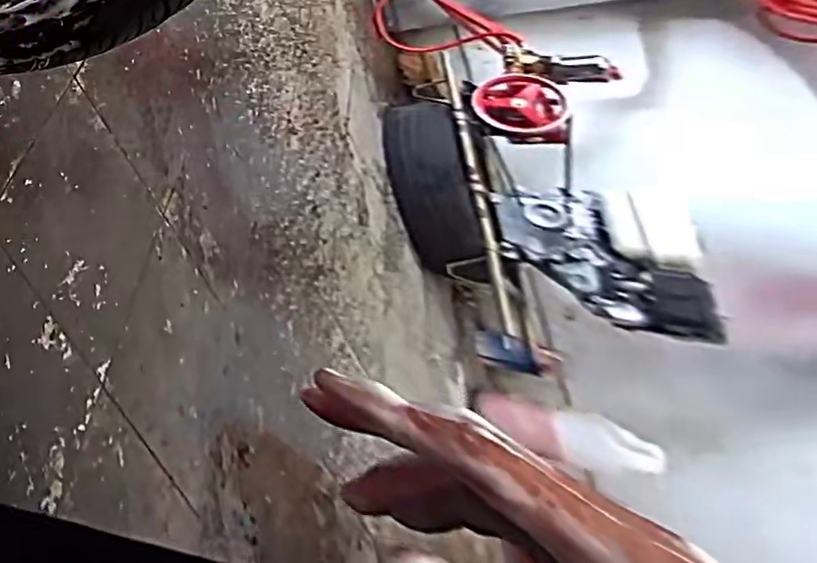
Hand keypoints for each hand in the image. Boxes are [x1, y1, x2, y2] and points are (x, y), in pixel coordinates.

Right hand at [301, 370, 711, 562]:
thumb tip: (392, 551)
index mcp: (604, 538)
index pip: (469, 449)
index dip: (389, 412)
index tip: (331, 384)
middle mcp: (606, 522)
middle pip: (471, 448)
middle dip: (388, 427)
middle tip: (323, 405)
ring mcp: (608, 532)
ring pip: (488, 477)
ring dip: (417, 479)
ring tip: (364, 495)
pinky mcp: (602, 547)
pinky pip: (513, 508)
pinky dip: (459, 508)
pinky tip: (427, 524)